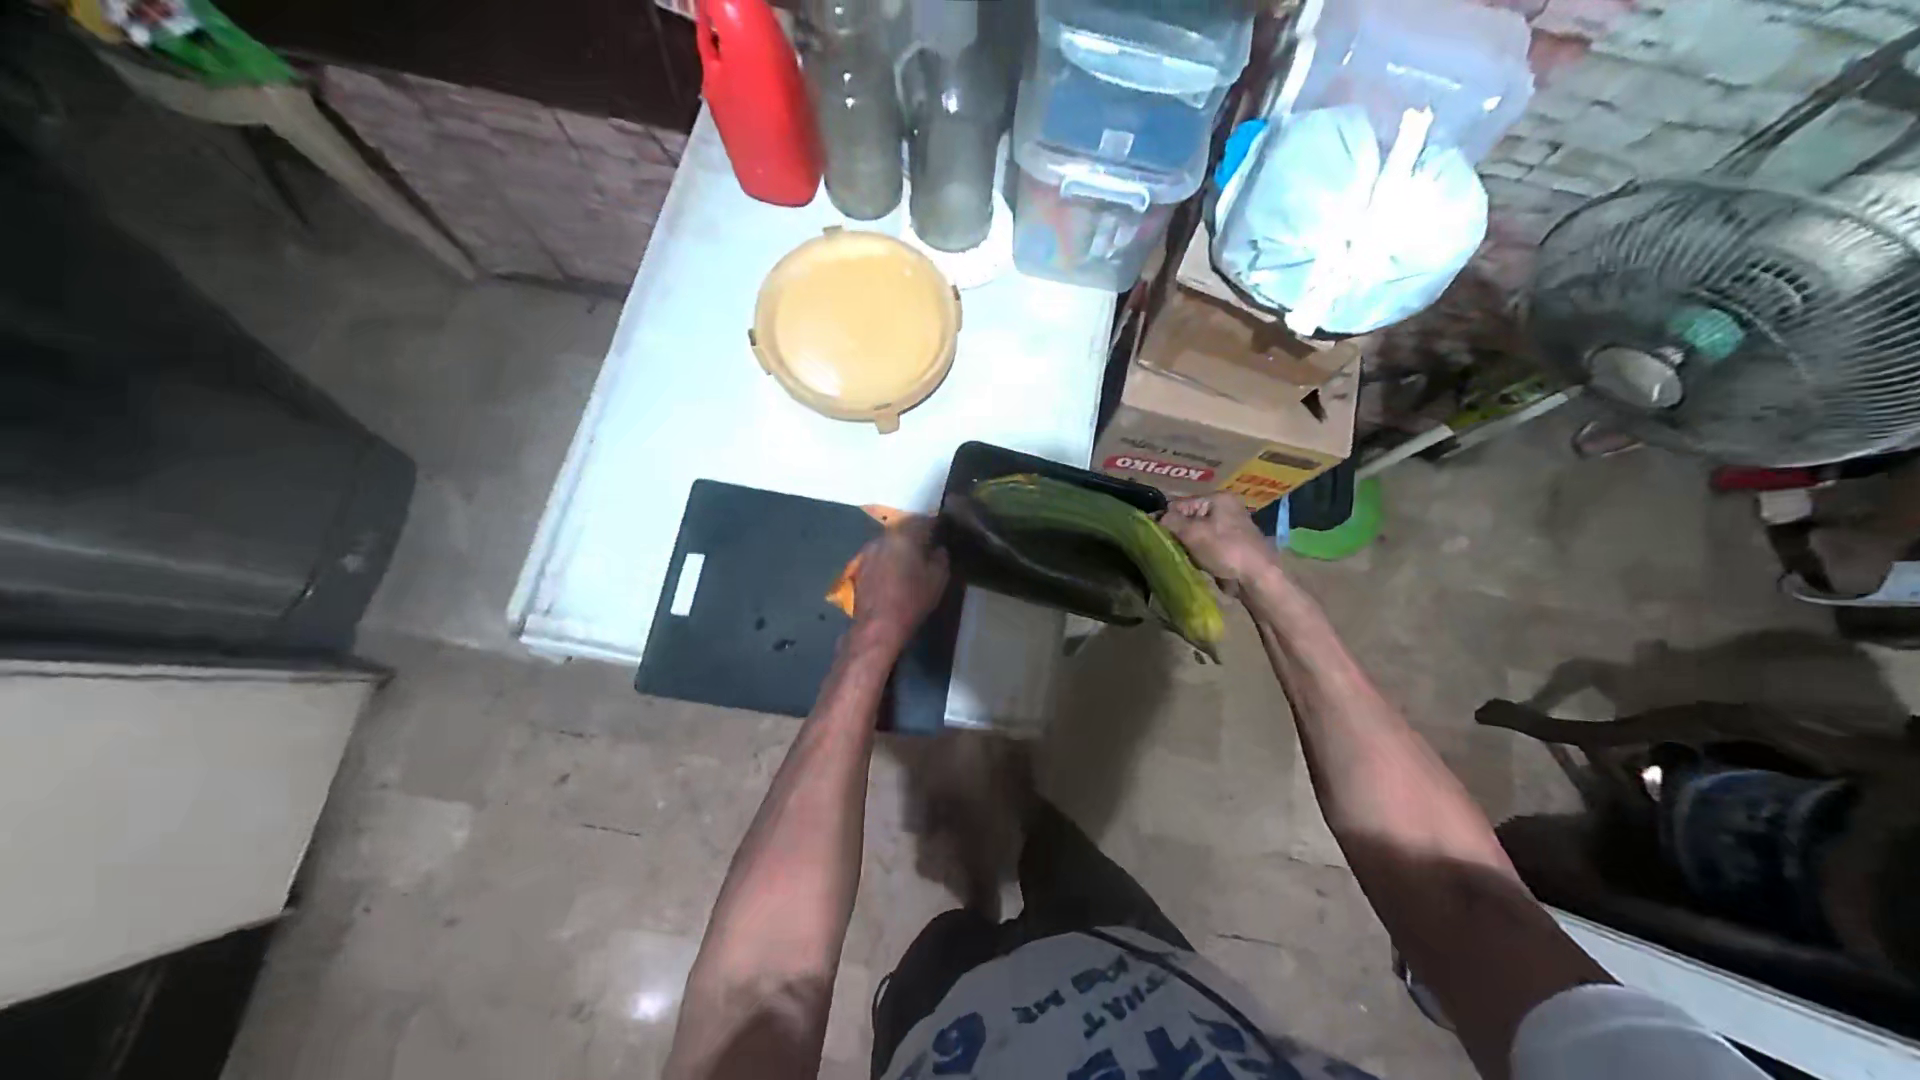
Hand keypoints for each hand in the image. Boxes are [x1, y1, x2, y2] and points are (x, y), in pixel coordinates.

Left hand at [852, 516, 949, 646]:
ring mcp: (868, 552)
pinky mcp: (859, 566)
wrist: (878, 625)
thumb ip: (941, 558)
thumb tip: (939, 549)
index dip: (935, 525)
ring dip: (900, 547)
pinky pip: (879, 555)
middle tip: (928, 546)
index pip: (923, 521)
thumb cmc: (912, 600)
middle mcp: (883, 538)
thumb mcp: (938, 579)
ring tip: (911, 560)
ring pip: (889, 542)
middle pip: (903, 529)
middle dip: (916, 535)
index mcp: (904, 536)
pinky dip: (888, 558)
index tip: (943, 532)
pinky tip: (894, 571)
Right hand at [1161, 493, 1277, 593]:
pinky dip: (1197, 553)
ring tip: (1179, 555)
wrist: (1256, 576)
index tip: (1154, 534)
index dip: (1166, 518)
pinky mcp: (1230, 546)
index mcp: (1218, 498)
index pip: (1181, 503)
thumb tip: (1156, 517)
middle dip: (1177, 533)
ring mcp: (1229, 528)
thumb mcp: (1193, 533)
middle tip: (1166, 546)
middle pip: (1189, 518)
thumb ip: (1171, 522)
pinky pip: (1205, 545)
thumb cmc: (1225, 549)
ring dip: (1186, 545)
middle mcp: (1225, 509)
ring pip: (1195, 533)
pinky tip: (1192, 561)